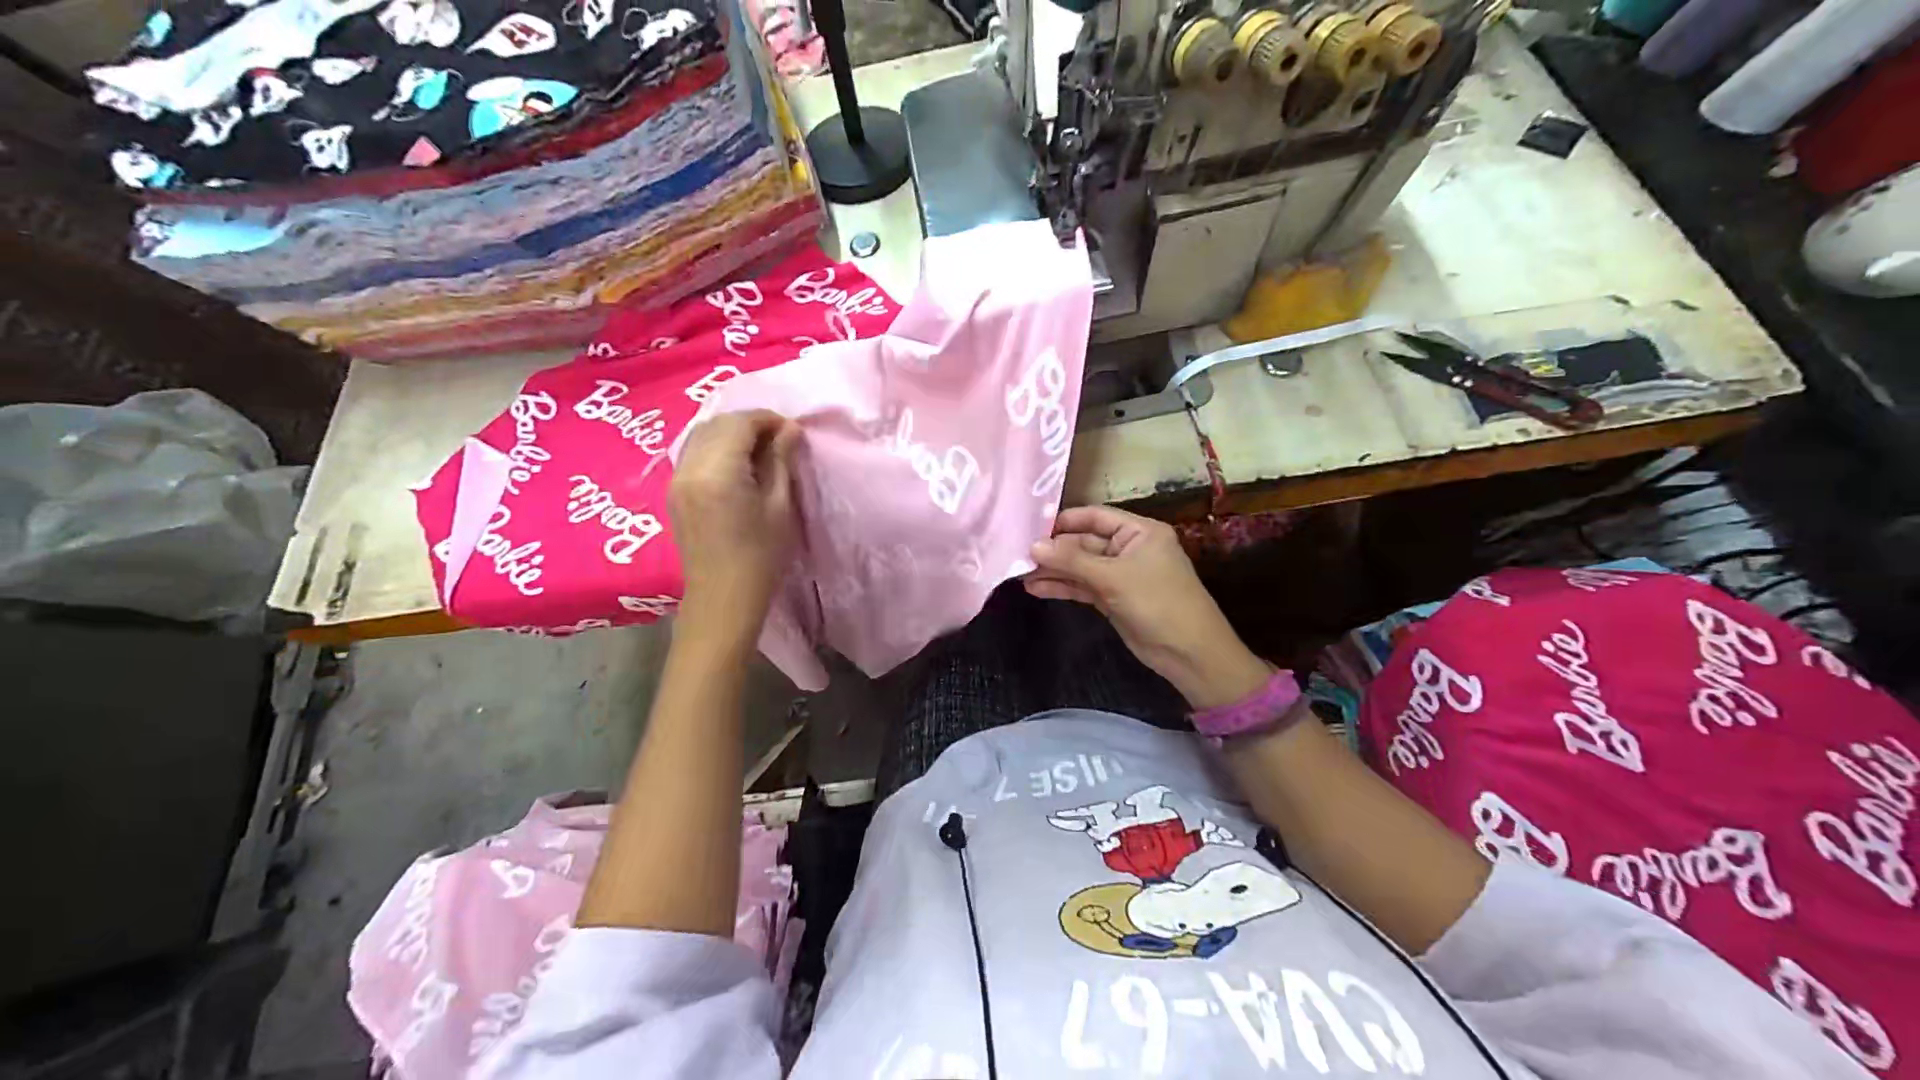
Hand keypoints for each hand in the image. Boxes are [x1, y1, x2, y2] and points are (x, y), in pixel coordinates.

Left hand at [669, 410, 801, 640]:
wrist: (723, 600)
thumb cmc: (761, 557)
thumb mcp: (780, 506)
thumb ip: (781, 461)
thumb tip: (789, 430)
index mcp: (717, 471)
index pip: (740, 423)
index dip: (768, 420)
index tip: (793, 432)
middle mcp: (689, 468)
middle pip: (717, 424)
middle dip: (750, 424)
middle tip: (779, 441)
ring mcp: (676, 479)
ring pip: (702, 435)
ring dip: (732, 434)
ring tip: (760, 452)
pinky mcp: (674, 492)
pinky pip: (693, 453)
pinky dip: (716, 448)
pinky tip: (737, 466)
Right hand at [1025, 505, 1270, 709]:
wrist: (1189, 653)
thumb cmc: (1158, 603)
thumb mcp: (1114, 577)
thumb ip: (1072, 560)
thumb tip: (1033, 546)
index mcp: (1139, 531)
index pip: (1095, 517)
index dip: (1063, 521)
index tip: (1029, 527)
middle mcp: (1129, 548)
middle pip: (1084, 543)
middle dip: (1054, 550)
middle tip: (1017, 555)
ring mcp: (1120, 575)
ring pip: (1081, 567)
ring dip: (1054, 571)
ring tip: (1019, 574)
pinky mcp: (1113, 598)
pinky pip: (1083, 586)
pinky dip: (1062, 587)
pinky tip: (1036, 588)